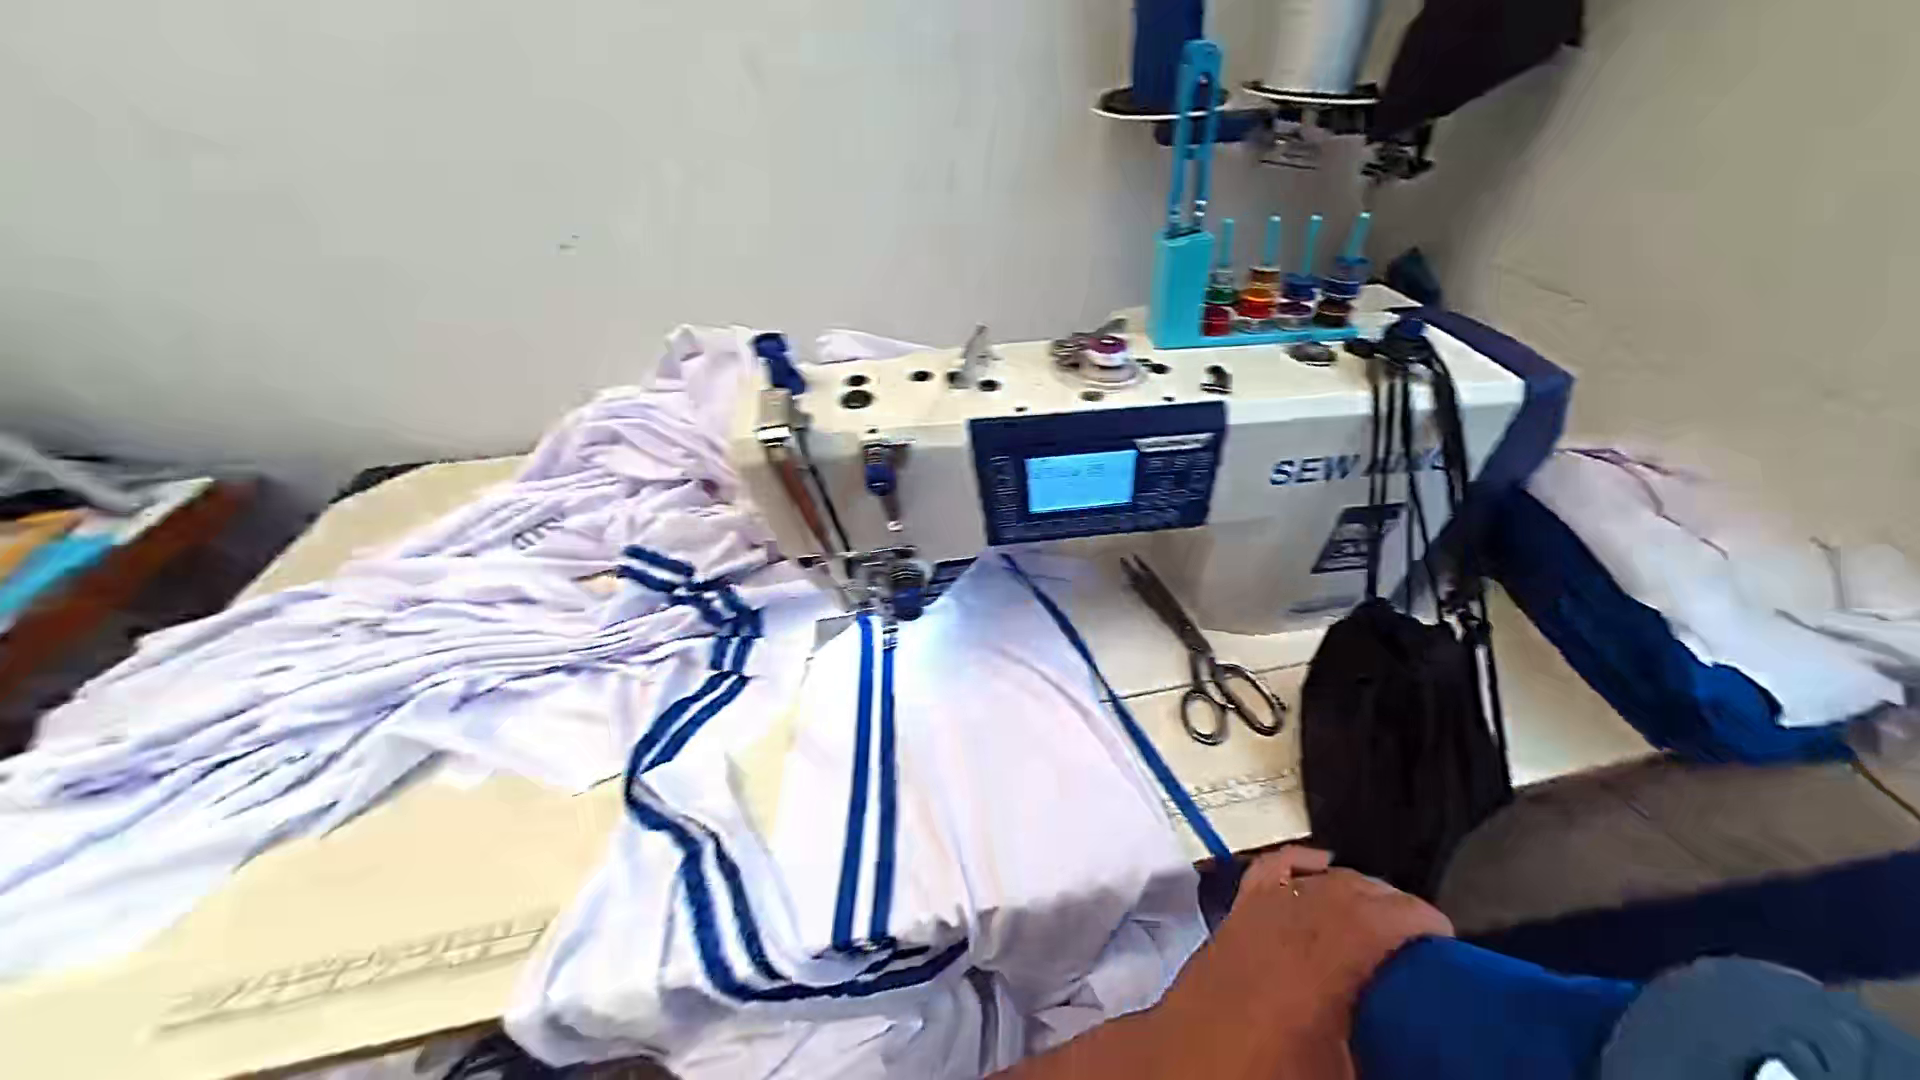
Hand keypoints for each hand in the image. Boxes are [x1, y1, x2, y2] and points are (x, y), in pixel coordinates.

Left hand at [993, 847, 1452, 1079]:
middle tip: (1423, 931)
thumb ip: (1375, 1053)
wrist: (1179, 1067)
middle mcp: (1283, 928)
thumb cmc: (1260, 1078)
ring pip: (1310, 880)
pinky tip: (1319, 863)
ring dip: (1351, 885)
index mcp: (1314, 970)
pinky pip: (1267, 873)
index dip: (1413, 916)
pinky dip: (1296, 862)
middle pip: (1344, 892)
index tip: (1444, 933)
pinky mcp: (1233, 917)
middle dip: (1389, 900)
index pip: (1370, 919)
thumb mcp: (1334, 1079)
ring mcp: (1253, 916)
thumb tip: (1419, 1051)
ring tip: (1384, 907)